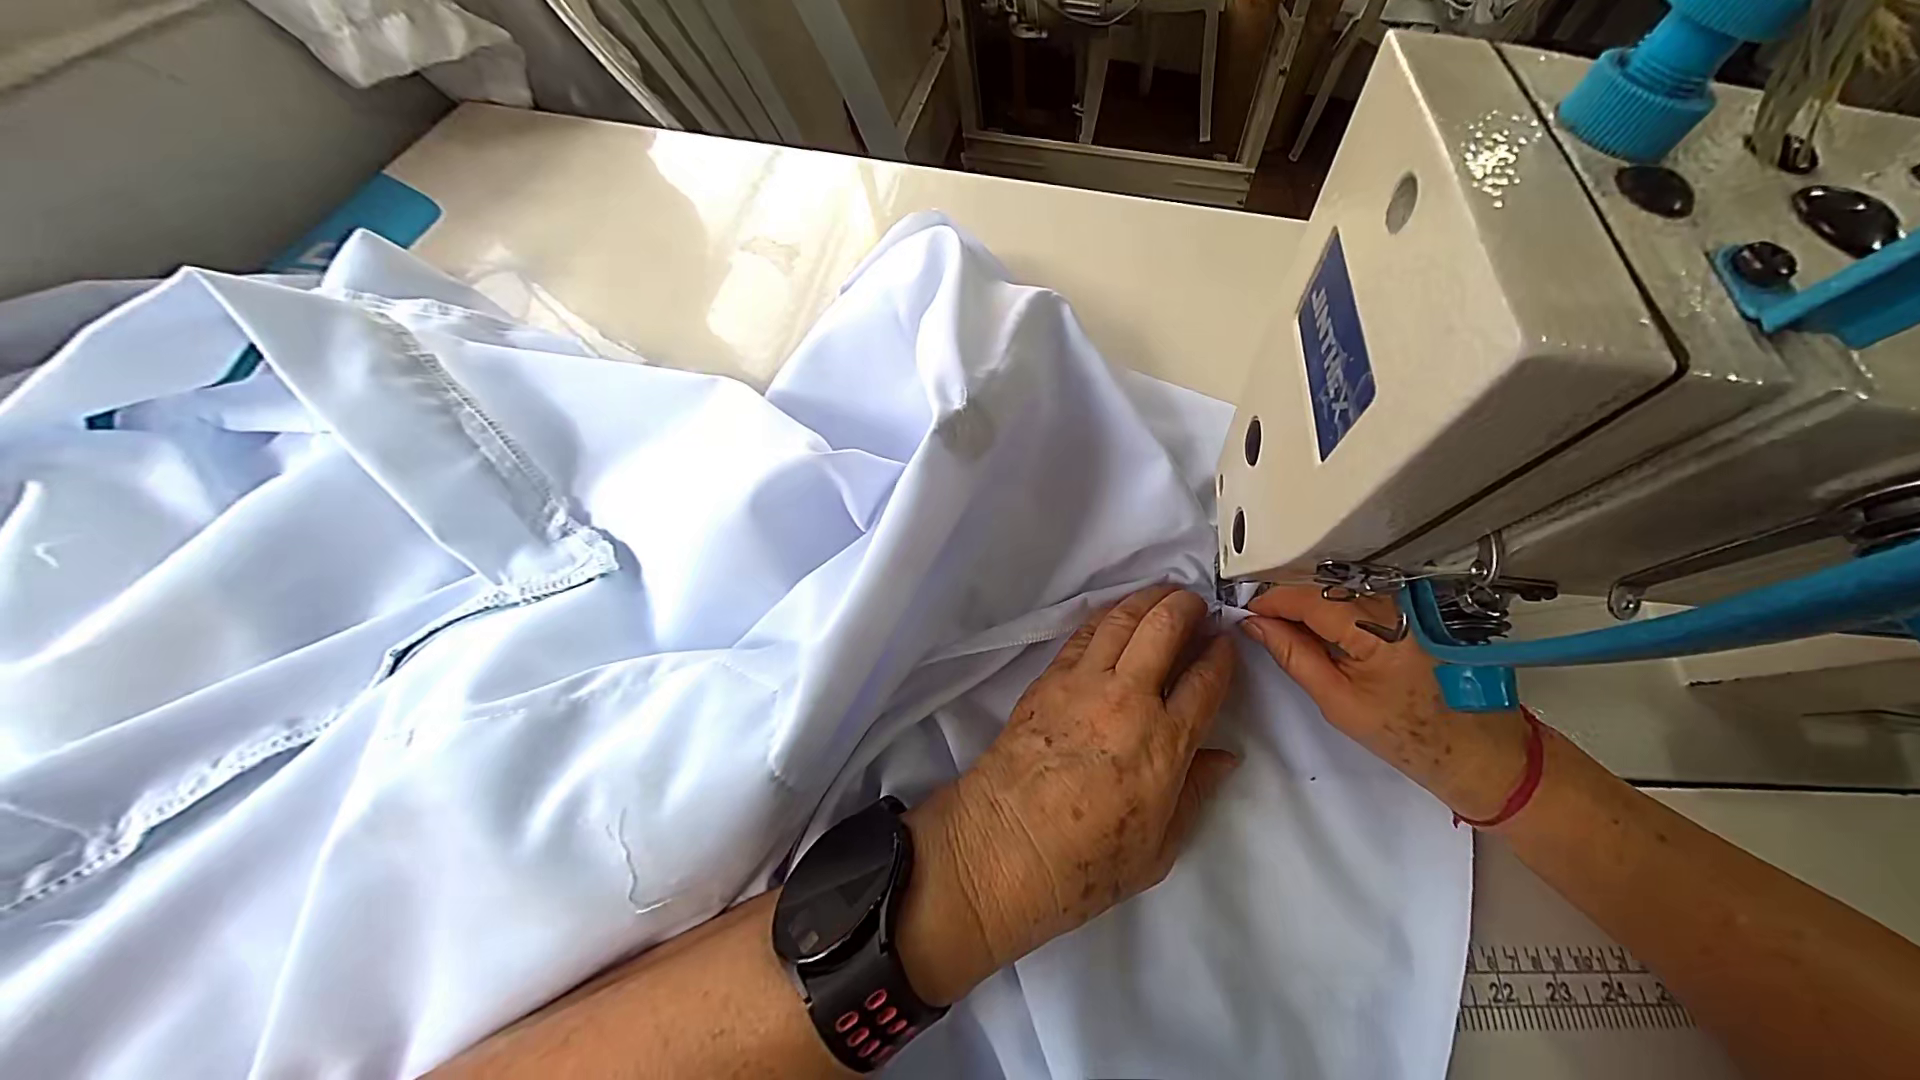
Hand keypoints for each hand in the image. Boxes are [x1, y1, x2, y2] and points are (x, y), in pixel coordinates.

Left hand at [898, 586, 1238, 1003]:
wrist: (1004, 848)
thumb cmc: (1086, 863)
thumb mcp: (1159, 848)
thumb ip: (1195, 793)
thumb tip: (1225, 756)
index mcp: (1165, 744)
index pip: (1206, 682)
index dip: (1222, 657)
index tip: (1227, 643)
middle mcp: (1128, 700)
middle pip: (1164, 630)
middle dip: (1186, 607)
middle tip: (1197, 604)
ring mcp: (1084, 684)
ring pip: (1122, 621)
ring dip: (1148, 599)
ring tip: (1164, 593)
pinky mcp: (1048, 680)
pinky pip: (1083, 635)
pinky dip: (1106, 617)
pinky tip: (1116, 614)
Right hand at [1238, 586, 1531, 821]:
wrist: (1480, 752)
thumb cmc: (1409, 736)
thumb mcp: (1337, 700)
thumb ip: (1292, 654)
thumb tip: (1255, 625)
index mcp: (1378, 628)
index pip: (1307, 597)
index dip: (1269, 601)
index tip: (1244, 614)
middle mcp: (1395, 605)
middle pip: (1322, 587)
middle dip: (1285, 601)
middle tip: (1259, 625)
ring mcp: (1407, 605)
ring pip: (1338, 590)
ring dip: (1307, 606)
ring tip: (1286, 632)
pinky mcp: (1412, 611)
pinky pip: (1358, 599)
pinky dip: (1331, 611)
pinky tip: (1319, 633)